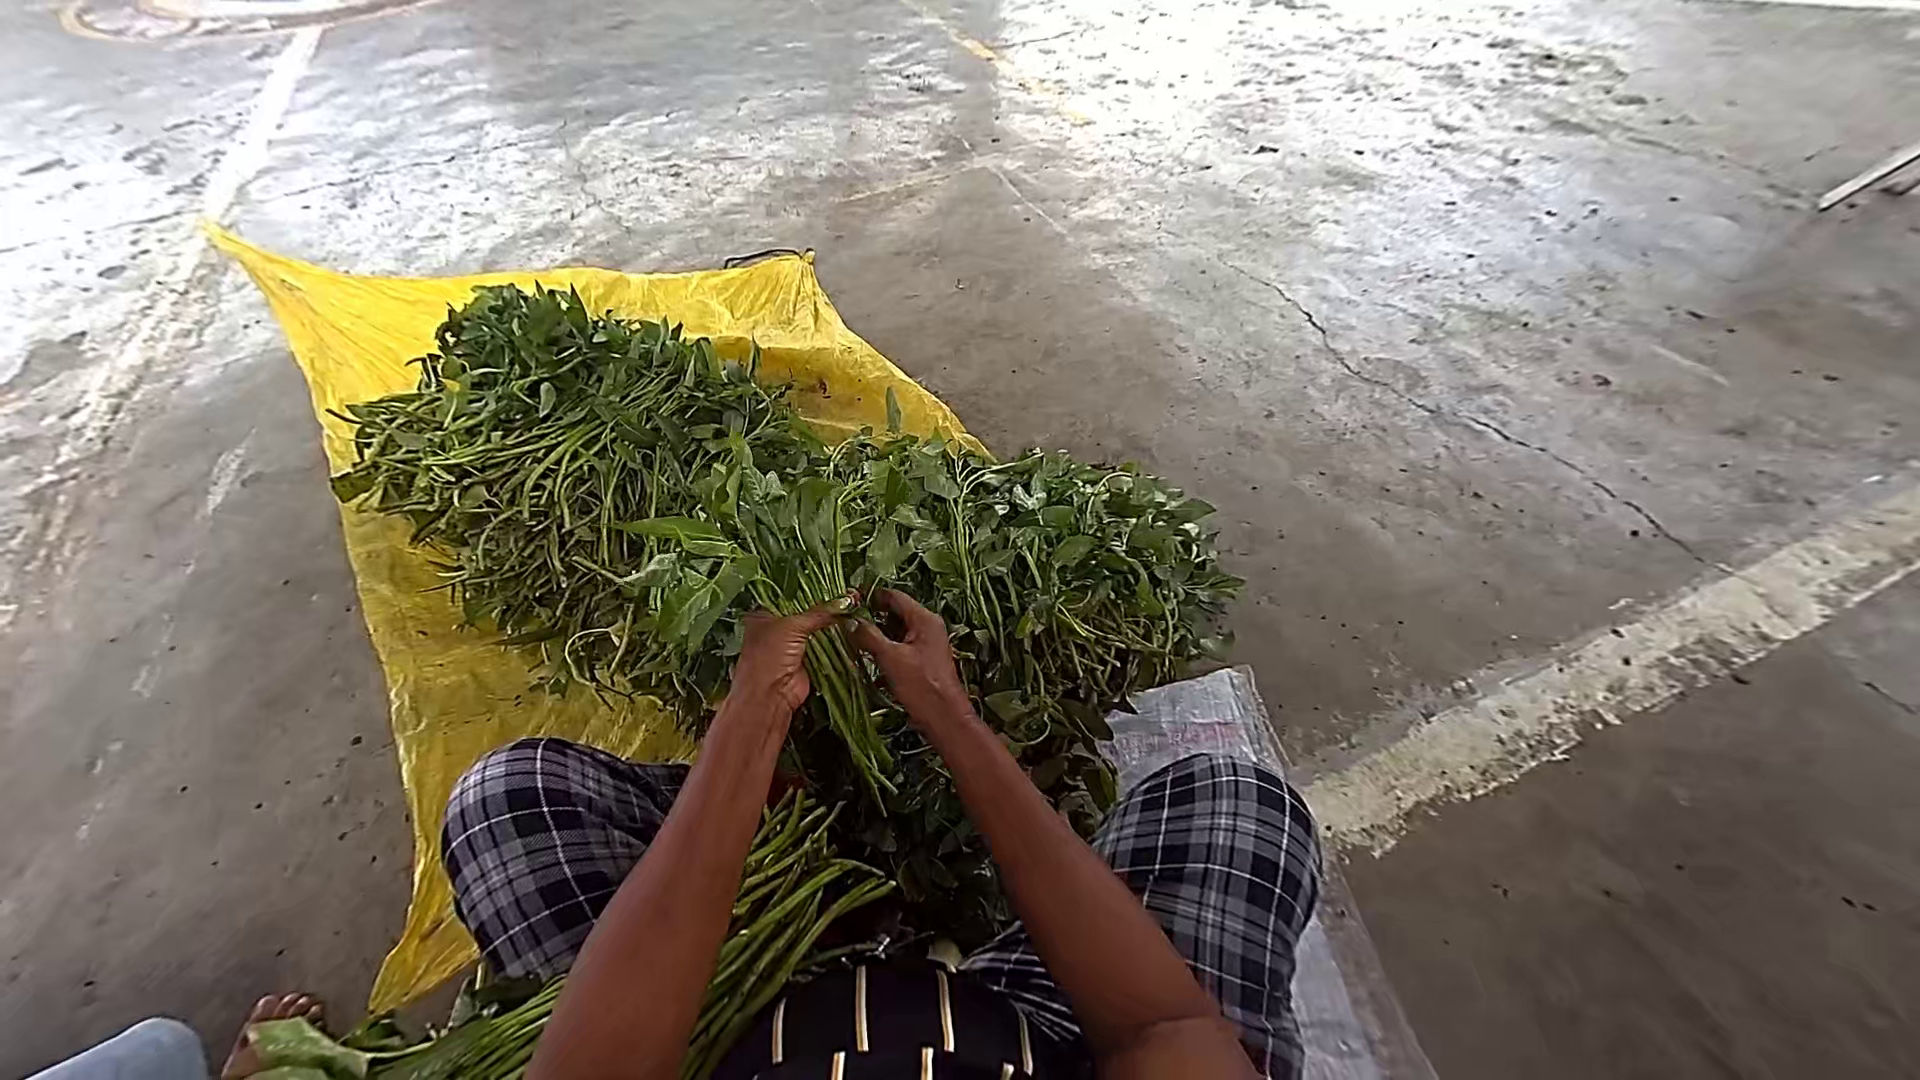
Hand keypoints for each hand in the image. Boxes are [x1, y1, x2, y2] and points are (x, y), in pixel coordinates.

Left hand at [725, 600, 848, 715]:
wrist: (770, 697)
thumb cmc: (768, 657)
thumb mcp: (791, 626)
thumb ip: (818, 612)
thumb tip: (845, 599)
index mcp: (765, 614)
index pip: (792, 594)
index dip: (813, 589)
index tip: (836, 583)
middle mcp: (778, 626)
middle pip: (807, 611)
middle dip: (828, 604)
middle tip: (850, 594)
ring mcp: (794, 643)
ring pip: (818, 627)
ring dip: (834, 620)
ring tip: (855, 605)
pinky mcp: (809, 658)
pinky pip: (826, 643)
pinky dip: (838, 636)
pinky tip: (852, 624)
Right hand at [849, 588, 973, 731]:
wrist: (943, 716)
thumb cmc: (920, 685)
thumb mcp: (890, 657)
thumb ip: (869, 636)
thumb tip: (851, 622)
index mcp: (924, 619)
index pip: (895, 596)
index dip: (872, 596)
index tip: (851, 600)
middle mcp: (928, 626)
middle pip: (896, 612)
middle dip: (872, 617)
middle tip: (848, 621)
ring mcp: (927, 643)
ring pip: (897, 631)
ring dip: (878, 635)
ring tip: (853, 639)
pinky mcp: (923, 659)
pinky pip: (901, 646)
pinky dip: (886, 649)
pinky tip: (869, 659)